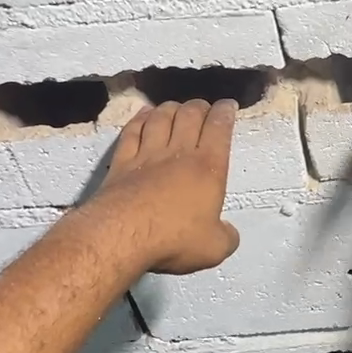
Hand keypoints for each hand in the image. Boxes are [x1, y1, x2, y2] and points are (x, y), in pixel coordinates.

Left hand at [74, 100, 240, 275]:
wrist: (122, 236)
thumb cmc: (174, 238)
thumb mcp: (213, 248)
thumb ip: (226, 237)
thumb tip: (229, 234)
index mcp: (208, 167)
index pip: (219, 128)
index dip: (225, 112)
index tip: (228, 105)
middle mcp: (179, 153)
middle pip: (190, 115)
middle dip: (199, 106)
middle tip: (203, 106)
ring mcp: (148, 155)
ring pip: (161, 118)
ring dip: (171, 108)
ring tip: (176, 107)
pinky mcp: (122, 163)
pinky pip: (132, 131)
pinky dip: (140, 119)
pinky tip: (144, 114)